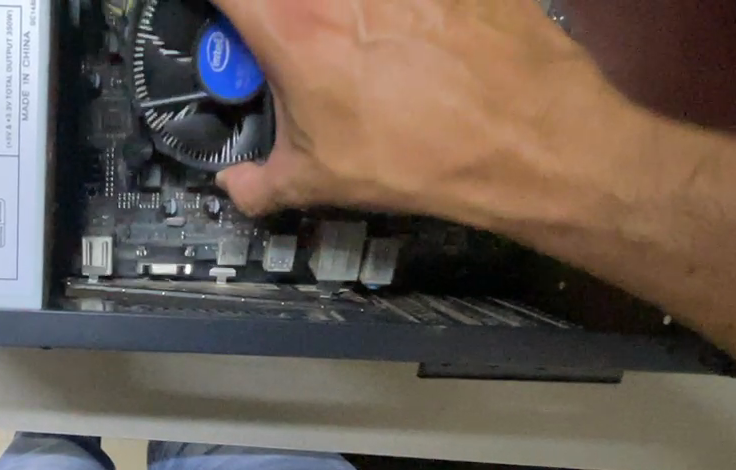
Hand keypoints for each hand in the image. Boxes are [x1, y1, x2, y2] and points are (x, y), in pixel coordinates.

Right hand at [213, 0, 626, 227]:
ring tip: (351, 51)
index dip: (220, 5)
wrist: (516, 134)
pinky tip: (398, 39)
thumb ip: (255, 185)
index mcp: (292, 26)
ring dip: (333, 17)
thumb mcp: (314, 182)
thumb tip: (233, 186)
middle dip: (275, 13)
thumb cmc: (407, 156)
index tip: (226, 22)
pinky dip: (380, 14)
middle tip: (282, 38)